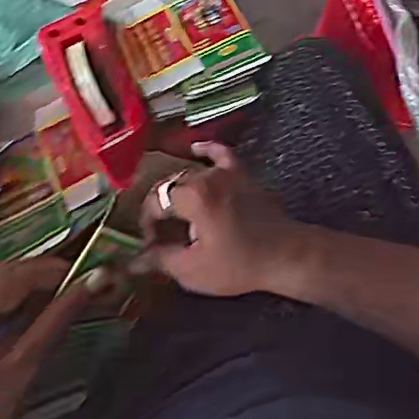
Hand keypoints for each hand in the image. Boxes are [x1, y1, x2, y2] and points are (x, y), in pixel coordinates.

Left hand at [0, 257, 98, 418]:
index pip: (19, 274)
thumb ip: (57, 319)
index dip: (58, 270)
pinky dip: (19, 301)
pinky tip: (42, 310)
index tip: (93, 273)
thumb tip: (93, 283)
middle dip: (49, 276)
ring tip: (70, 295)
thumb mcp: (22, 367)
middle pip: (9, 275)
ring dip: (36, 288)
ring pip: (2, 285)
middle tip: (86, 283)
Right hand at [137, 141, 315, 297]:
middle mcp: (208, 176)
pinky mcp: (243, 174)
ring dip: (177, 190)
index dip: (146, 225)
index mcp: (193, 196)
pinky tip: (196, 148)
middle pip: (170, 186)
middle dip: (160, 209)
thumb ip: (160, 259)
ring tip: (172, 213)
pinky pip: (221, 154)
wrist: (285, 255)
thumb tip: (134, 259)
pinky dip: (207, 150)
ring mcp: (227, 172)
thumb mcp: (193, 269)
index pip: (155, 203)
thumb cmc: (239, 264)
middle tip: (159, 235)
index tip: (149, 245)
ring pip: (191, 173)